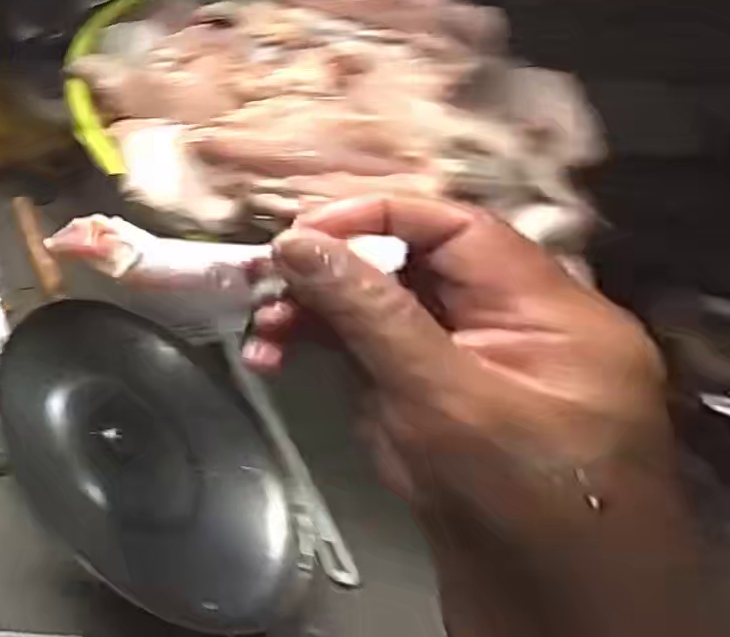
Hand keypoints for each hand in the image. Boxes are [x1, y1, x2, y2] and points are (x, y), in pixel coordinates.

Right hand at [248, 195, 703, 636]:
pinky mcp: (405, 370)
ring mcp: (446, 345)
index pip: (456, 227)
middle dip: (323, 267)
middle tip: (267, 276)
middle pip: (396, 256)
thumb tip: (296, 242)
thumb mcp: (444, 396)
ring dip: (301, 306)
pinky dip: (302, 338)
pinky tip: (269, 355)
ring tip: (263, 327)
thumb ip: (369, 311)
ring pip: (358, 293)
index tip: (304, 233)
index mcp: (544, 313)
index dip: (376, 216)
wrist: (533, 591)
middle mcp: (495, 318)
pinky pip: (343, 332)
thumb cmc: (523, 499)